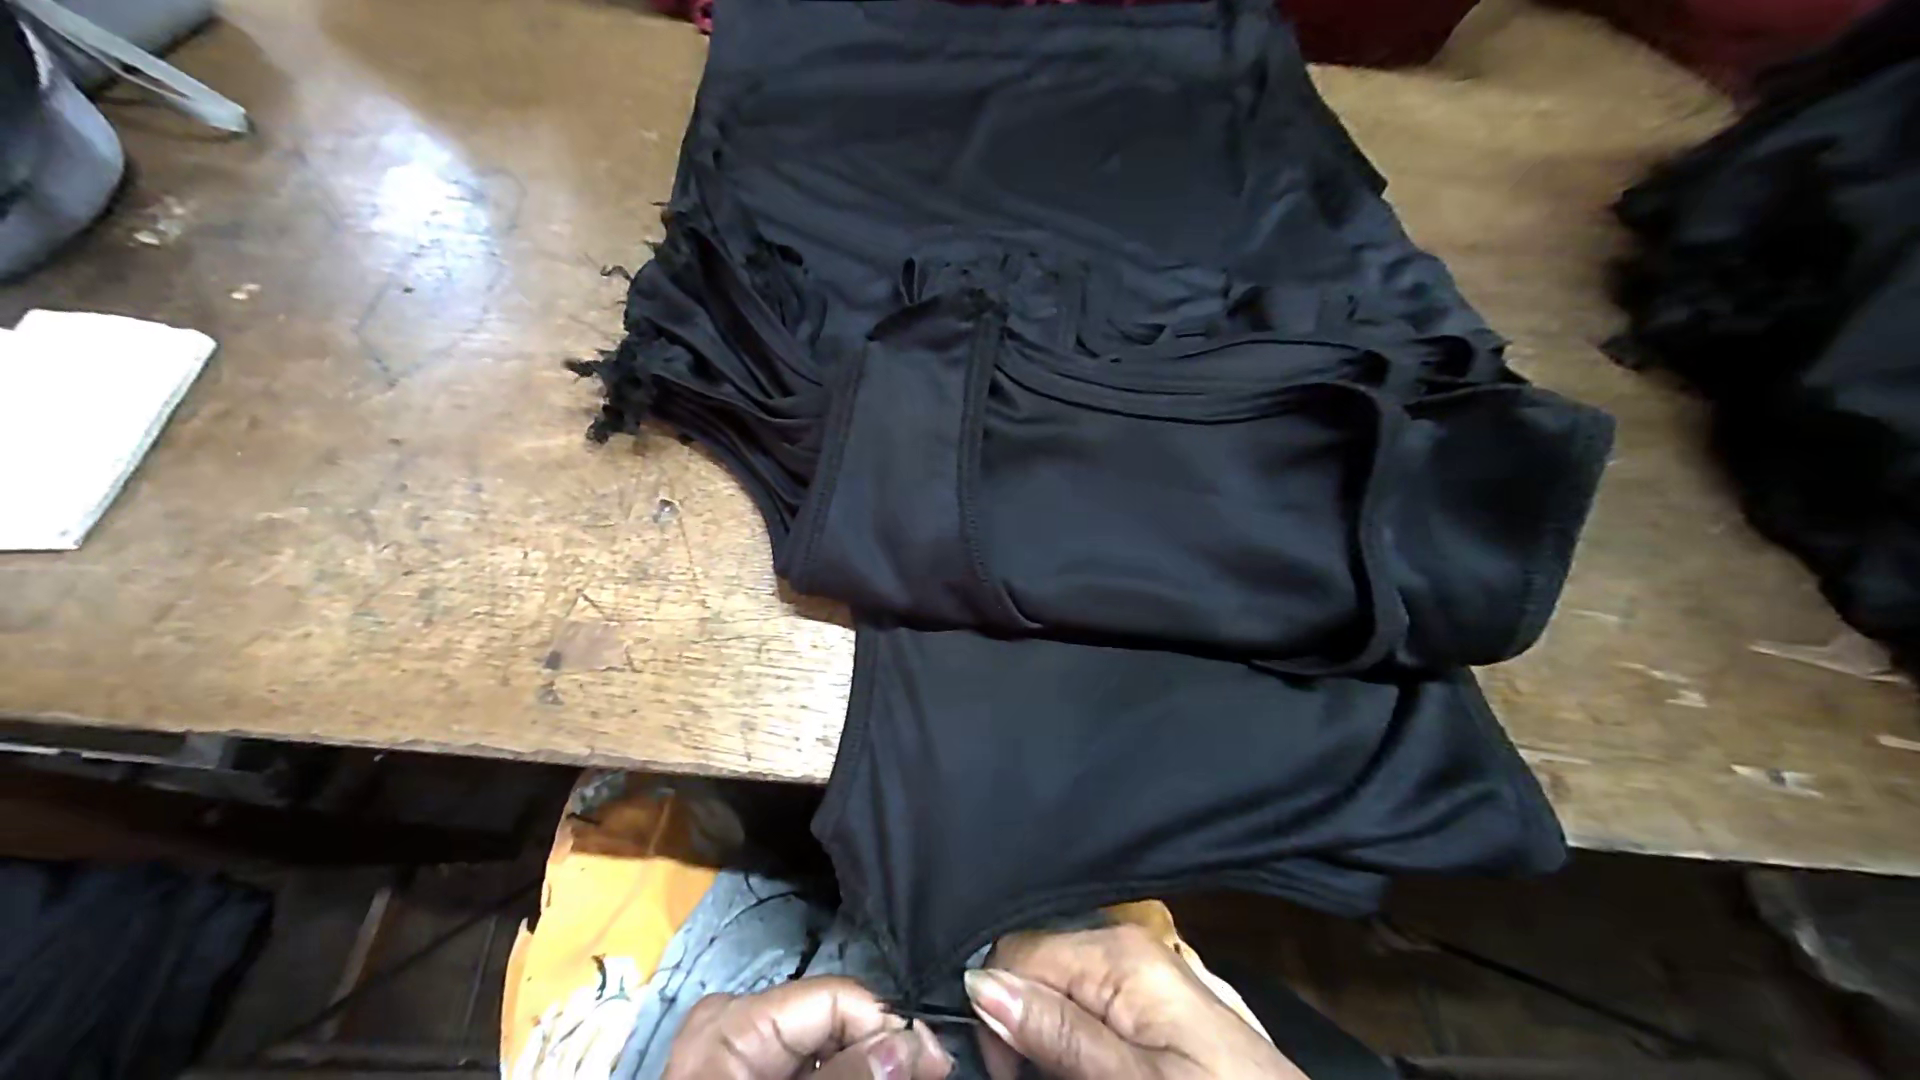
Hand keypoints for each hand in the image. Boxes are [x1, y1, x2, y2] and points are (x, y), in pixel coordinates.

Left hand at [664, 976, 952, 1079]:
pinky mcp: (739, 1065)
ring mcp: (736, 1046)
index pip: (837, 998)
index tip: (937, 1065)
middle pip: (832, 1019)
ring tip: (901, 1077)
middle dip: (879, 1051)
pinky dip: (835, 1072)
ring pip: (823, 1043)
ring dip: (863, 1066)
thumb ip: (848, 1078)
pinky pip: (802, 1061)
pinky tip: (865, 1078)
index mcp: (739, 1019)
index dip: (889, 1028)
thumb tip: (912, 1043)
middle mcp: (737, 1017)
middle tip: (926, 1075)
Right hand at [963, 924, 1308, 1079]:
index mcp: (1116, 951)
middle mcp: (1121, 943)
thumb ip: (1059, 1033)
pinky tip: (1082, 1065)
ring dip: (1043, 1033)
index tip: (1009, 1075)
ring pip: (1054, 985)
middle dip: (1019, 1022)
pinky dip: (1070, 1033)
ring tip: (1060, 1075)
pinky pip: (1085, 999)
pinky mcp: (1147, 993)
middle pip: (1033, 964)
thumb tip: (978, 984)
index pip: (1015, 951)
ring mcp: (1136, 967)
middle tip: (1033, 1079)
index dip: (995, 1011)